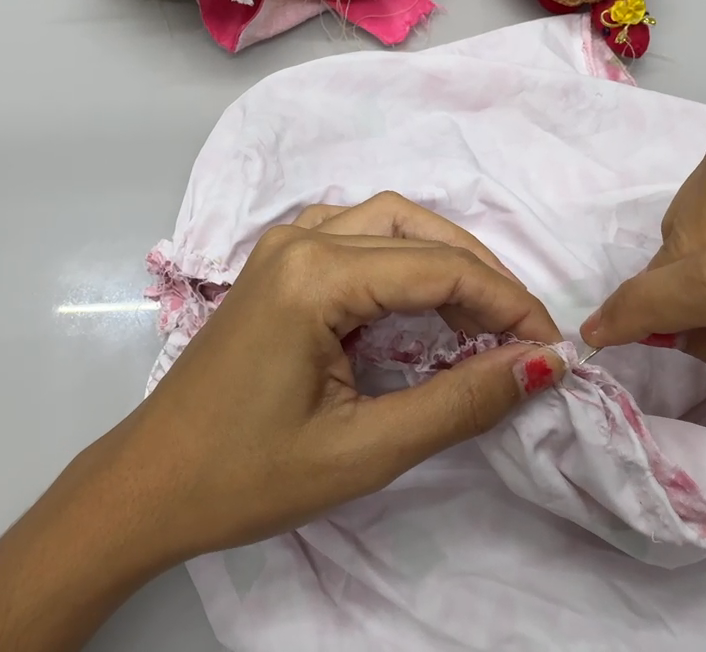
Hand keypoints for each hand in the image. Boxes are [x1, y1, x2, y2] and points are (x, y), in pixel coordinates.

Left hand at [0, 193, 565, 651]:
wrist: (152, 482)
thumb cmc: (248, 476)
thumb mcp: (365, 449)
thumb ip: (459, 401)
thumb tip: (541, 364)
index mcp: (317, 276)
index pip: (440, 269)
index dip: (507, 304)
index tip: (554, 350)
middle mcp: (299, 240)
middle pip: (416, 230)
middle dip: (480, 276)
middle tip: (524, 334)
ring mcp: (280, 247)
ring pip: (385, 222)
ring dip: (441, 260)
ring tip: (483, 319)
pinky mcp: (274, 265)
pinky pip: (353, 237)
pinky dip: (400, 259)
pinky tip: (418, 302)